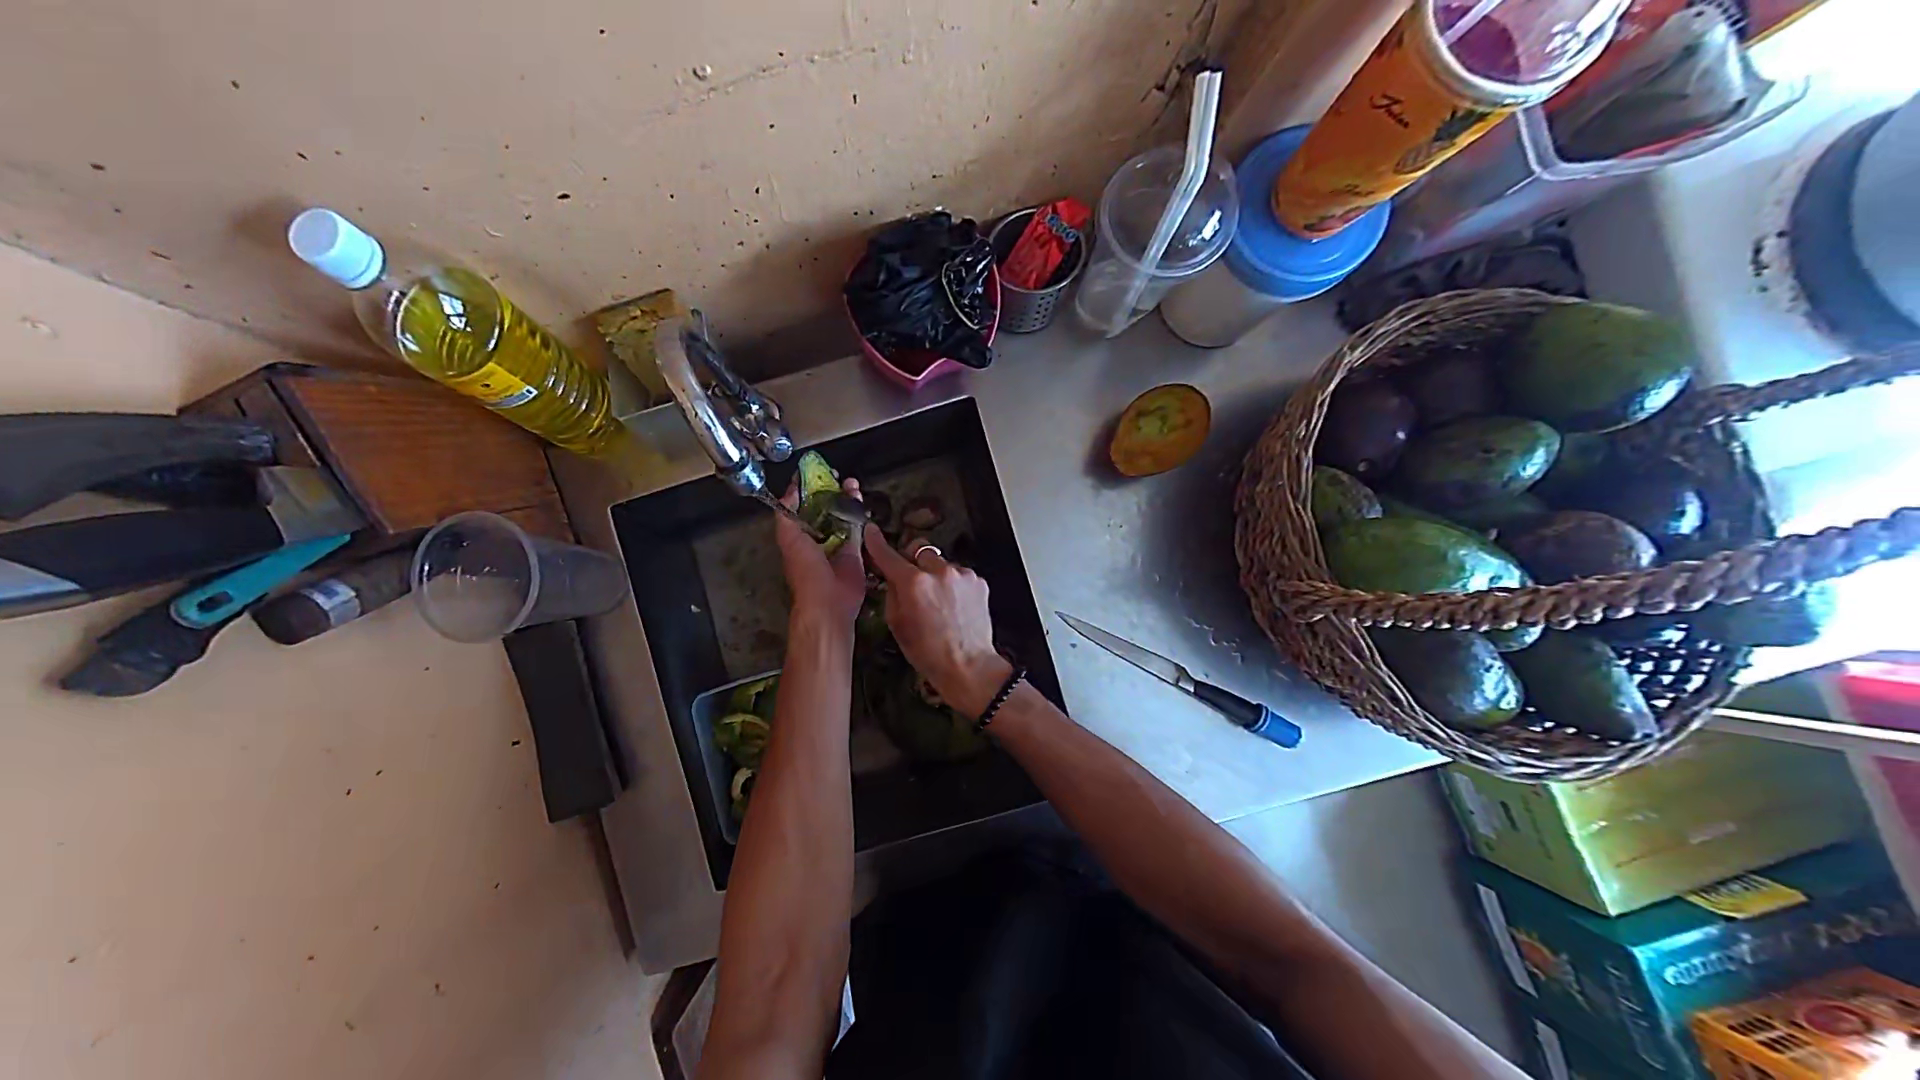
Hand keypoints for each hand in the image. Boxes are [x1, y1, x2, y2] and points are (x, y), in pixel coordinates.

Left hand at [776, 478, 866, 628]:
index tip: (819, 472)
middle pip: (827, 509)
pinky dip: (862, 516)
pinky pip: (860, 531)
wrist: (828, 600)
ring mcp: (839, 545)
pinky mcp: (856, 553)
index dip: (811, 489)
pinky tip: (863, 502)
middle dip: (833, 492)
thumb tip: (790, 490)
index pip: (805, 506)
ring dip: (848, 500)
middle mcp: (819, 538)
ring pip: (844, 516)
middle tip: (840, 476)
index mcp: (800, 534)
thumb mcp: (788, 538)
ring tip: (853, 484)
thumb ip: (786, 515)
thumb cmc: (806, 570)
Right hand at [864, 525, 1012, 717]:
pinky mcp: (978, 581)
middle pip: (919, 551)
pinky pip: (959, 575)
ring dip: (936, 576)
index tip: (872, 532)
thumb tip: (892, 577)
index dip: (876, 542)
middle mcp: (939, 572)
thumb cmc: (930, 653)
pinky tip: (954, 606)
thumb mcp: (897, 625)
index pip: (888, 554)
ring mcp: (961, 575)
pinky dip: (954, 585)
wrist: (969, 667)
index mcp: (913, 584)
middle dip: (914, 564)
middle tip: (914, 586)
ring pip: (941, 563)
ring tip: (939, 604)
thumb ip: (892, 593)